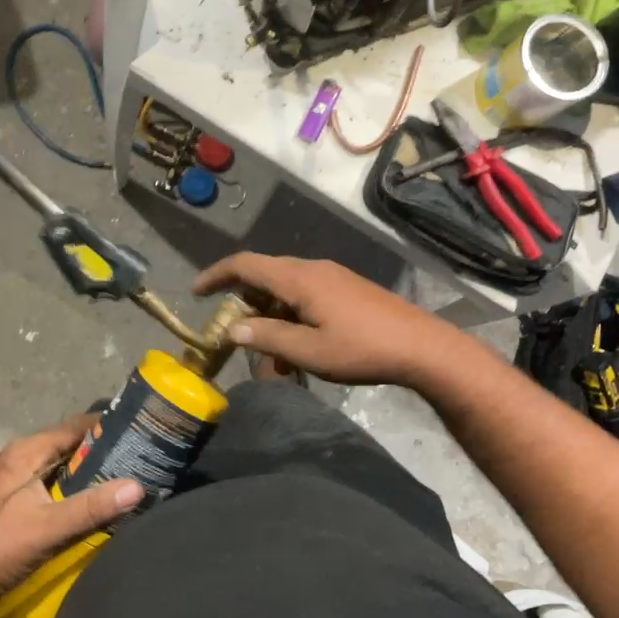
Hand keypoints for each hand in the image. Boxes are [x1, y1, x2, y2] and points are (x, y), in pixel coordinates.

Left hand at [0, 415, 142, 612]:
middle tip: (143, 455)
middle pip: (72, 444)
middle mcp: (21, 458)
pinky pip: (57, 483)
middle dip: (105, 449)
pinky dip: (79, 487)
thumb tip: (138, 486)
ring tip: (131, 474)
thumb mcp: (50, 527)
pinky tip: (101, 499)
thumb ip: (93, 506)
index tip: (143, 430)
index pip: (76, 425)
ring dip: (93, 470)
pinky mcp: (19, 501)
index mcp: (25, 452)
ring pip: (65, 465)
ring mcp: (18, 480)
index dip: (109, 426)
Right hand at [193, 253, 471, 385]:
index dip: (217, 275)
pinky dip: (290, 315)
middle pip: (265, 274)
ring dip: (270, 314)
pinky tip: (297, 347)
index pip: (246, 264)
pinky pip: (306, 294)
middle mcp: (314, 269)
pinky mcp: (348, 290)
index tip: (196, 292)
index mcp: (300, 278)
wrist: (422, 347)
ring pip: (286, 288)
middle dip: (242, 300)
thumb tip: (233, 329)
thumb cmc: (363, 349)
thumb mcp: (309, 352)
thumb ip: (268, 338)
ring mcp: (334, 277)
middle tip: (230, 331)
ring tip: (268, 353)